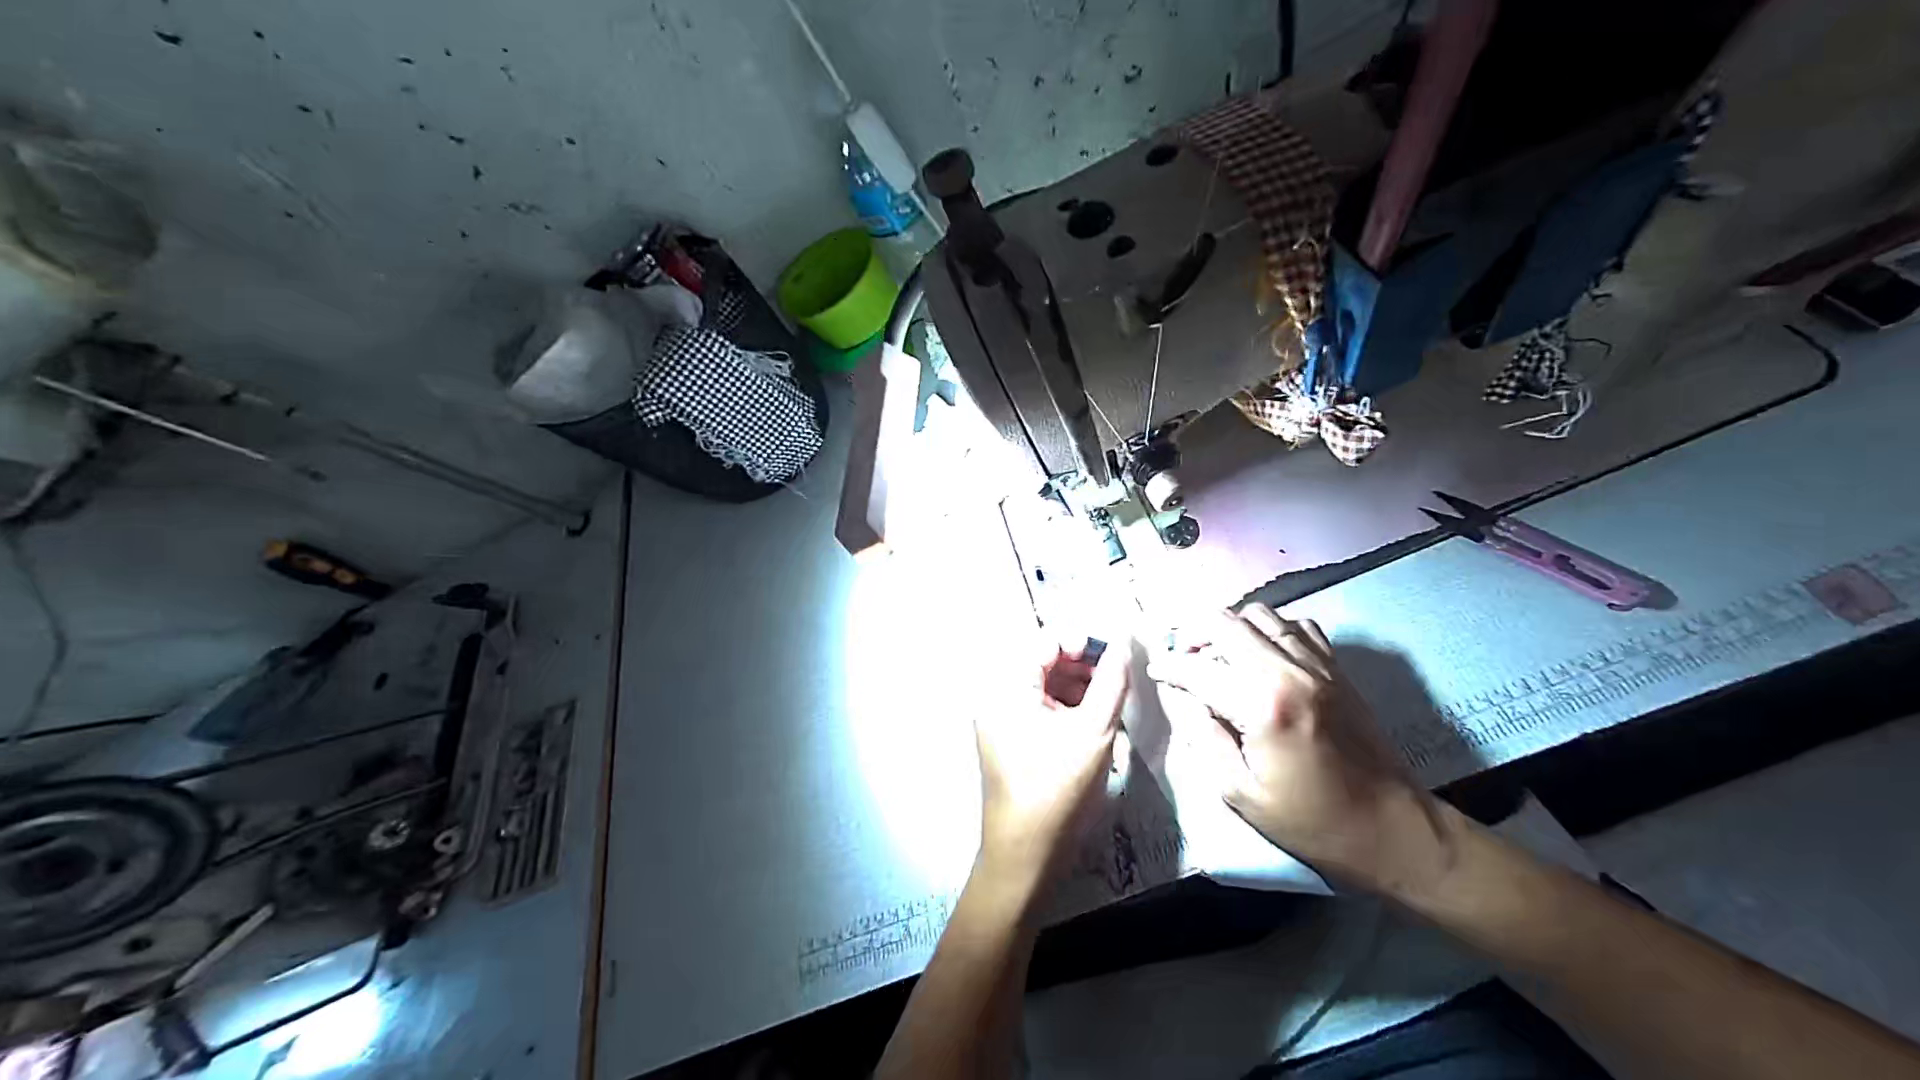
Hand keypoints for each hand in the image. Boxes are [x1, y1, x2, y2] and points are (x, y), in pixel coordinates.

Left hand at [973, 640, 1128, 909]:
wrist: (1023, 854)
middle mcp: (995, 694)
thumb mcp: (1094, 732)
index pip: (1046, 639)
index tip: (1117, 657)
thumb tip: (1125, 643)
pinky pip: (1037, 706)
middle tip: (1116, 680)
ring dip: (1076, 685)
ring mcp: (998, 717)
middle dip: (1082, 663)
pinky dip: (1064, 706)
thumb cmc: (1058, 790)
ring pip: (1042, 683)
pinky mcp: (1006, 737)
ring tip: (1107, 703)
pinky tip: (1089, 723)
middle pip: (1042, 659)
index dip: (1084, 641)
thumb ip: (1112, 681)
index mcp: (1007, 685)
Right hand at [1151, 605, 1450, 896]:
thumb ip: (1203, 737)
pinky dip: (1271, 632)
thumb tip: (1183, 700)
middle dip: (1193, 634)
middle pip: (1226, 622)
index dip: (1167, 667)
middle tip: (1183, 658)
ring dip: (1231, 629)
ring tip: (1220, 655)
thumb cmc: (1310, 821)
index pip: (1197, 667)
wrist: (1391, 829)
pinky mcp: (1338, 669)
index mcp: (1262, 705)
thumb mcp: (1239, 792)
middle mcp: (1290, 671)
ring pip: (1261, 614)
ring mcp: (1318, 665)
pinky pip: (1297, 626)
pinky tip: (1264, 657)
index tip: (1155, 673)